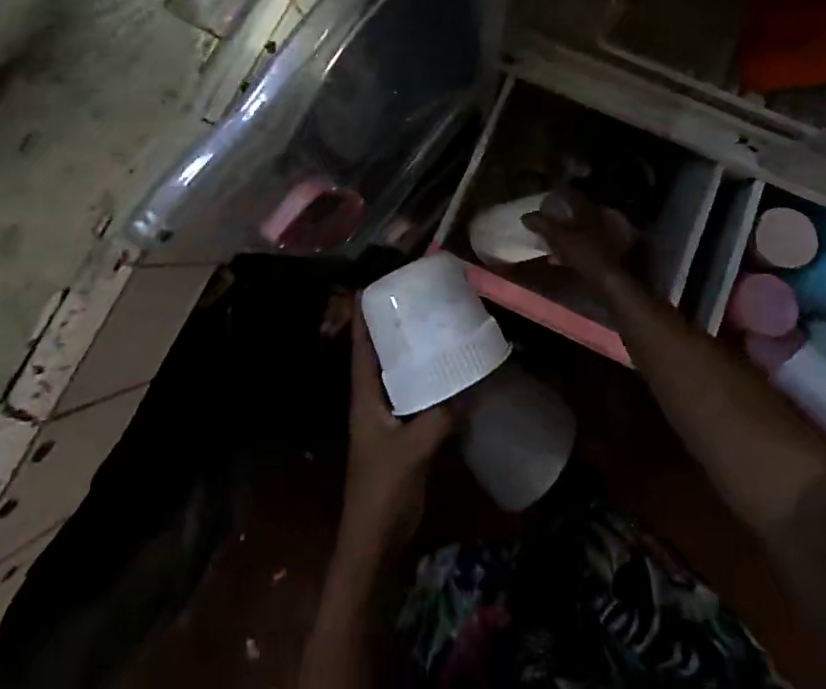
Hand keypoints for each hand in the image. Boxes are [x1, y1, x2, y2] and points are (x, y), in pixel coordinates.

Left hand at [338, 299, 454, 556]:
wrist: (375, 538)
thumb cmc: (383, 489)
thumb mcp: (413, 450)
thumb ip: (438, 418)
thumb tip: (465, 388)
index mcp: (364, 398)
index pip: (360, 349)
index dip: (362, 319)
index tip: (371, 287)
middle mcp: (372, 402)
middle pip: (378, 356)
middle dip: (390, 329)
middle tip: (413, 300)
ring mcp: (386, 419)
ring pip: (397, 376)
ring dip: (409, 353)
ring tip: (432, 327)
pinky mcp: (401, 435)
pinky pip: (414, 397)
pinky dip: (426, 381)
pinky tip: (448, 374)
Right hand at [522, 188, 636, 291]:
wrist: (613, 278)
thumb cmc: (586, 253)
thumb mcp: (560, 238)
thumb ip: (542, 225)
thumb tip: (525, 216)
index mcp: (589, 209)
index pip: (572, 194)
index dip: (558, 195)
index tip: (545, 200)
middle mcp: (601, 216)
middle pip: (577, 212)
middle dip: (561, 217)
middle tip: (547, 222)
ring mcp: (608, 233)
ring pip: (583, 229)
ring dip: (567, 234)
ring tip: (551, 244)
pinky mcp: (610, 250)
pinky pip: (588, 244)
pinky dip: (575, 248)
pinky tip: (563, 259)